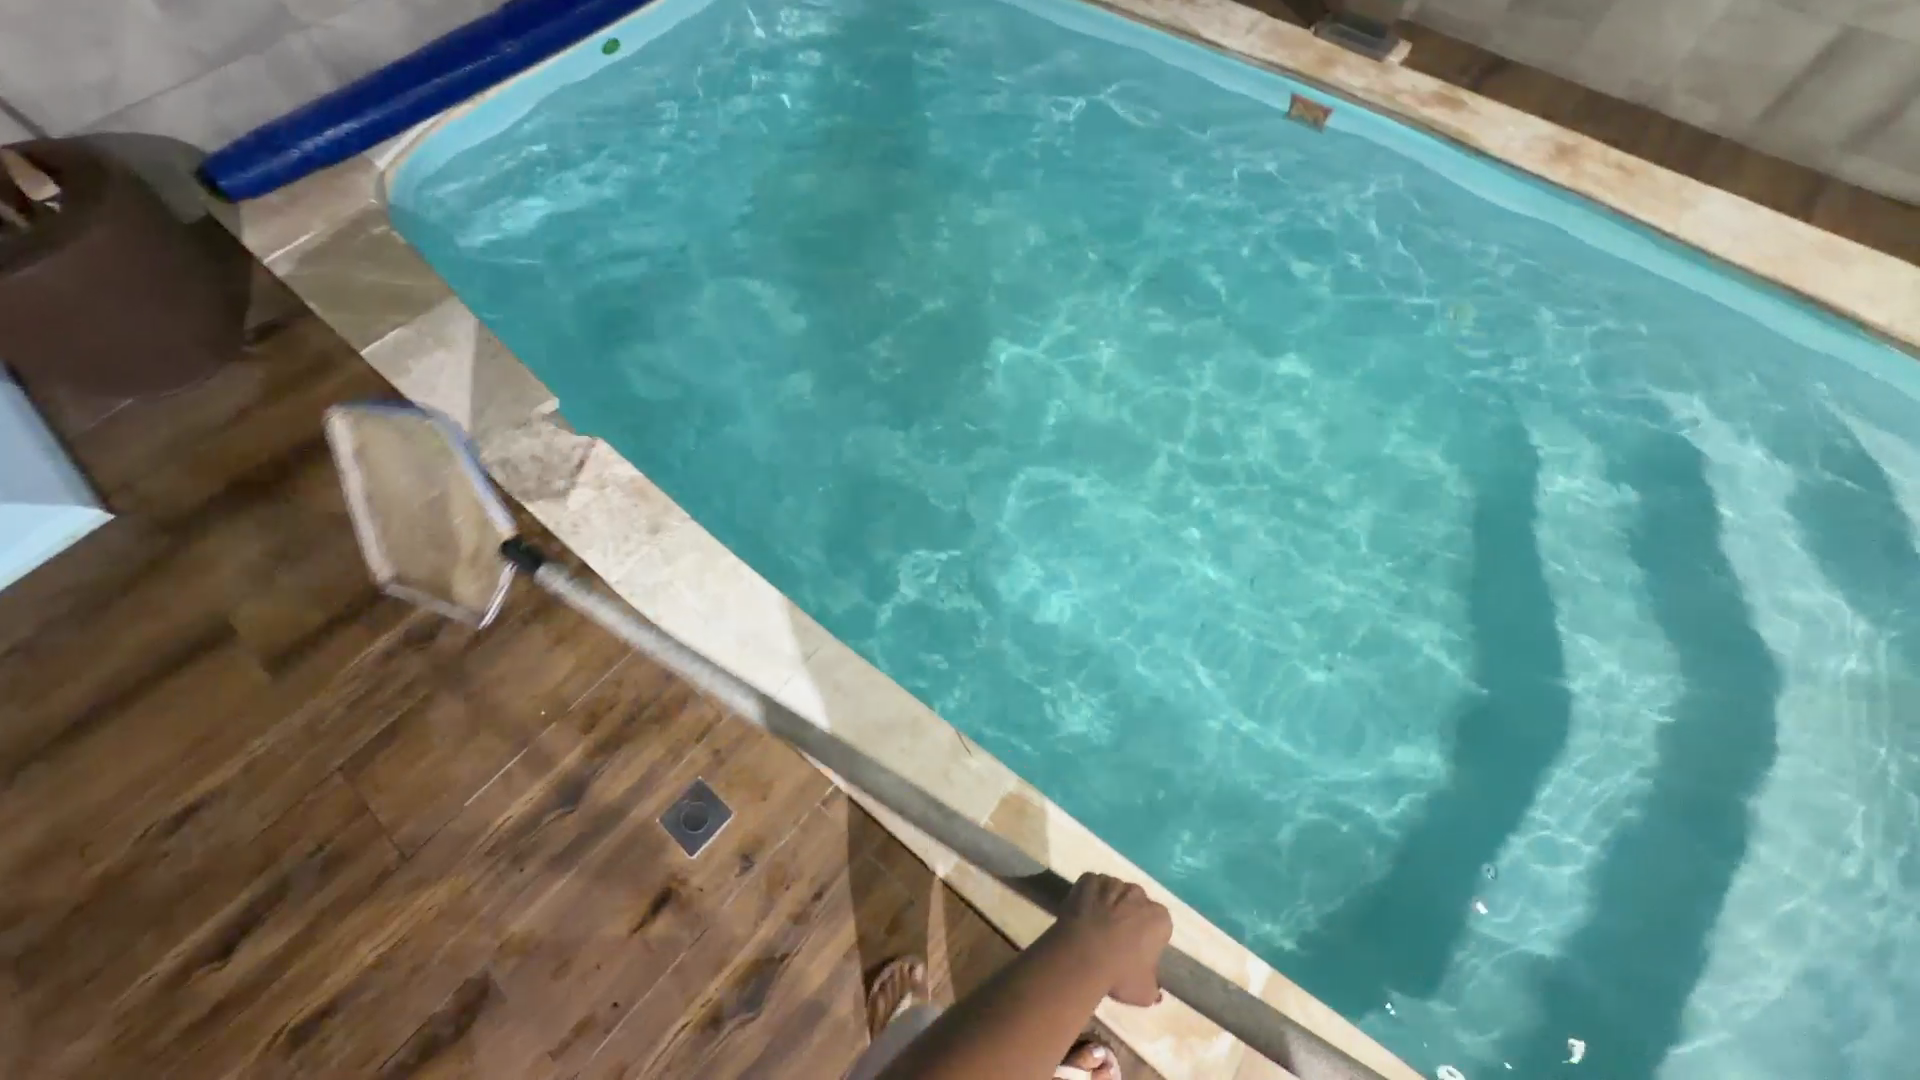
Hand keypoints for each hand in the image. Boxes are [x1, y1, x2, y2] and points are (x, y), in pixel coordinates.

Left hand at [1056, 873, 1172, 1006]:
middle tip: (1115, 939)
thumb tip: (1156, 991)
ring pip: (1113, 892)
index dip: (1148, 938)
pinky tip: (1081, 913)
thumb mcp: (1144, 992)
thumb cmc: (1118, 974)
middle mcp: (1138, 893)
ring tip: (1094, 926)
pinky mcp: (1087, 879)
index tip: (1137, 951)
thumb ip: (1153, 988)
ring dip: (1108, 904)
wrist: (1080, 957)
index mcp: (1158, 917)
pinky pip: (1091, 886)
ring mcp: (1111, 883)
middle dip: (1129, 916)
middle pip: (1136, 903)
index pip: (1159, 925)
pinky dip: (1087, 896)